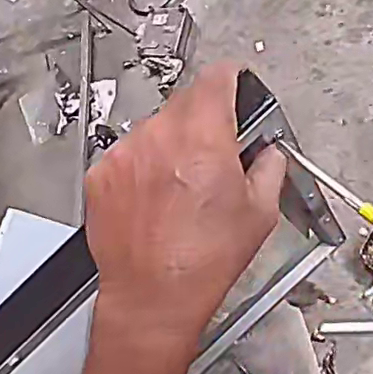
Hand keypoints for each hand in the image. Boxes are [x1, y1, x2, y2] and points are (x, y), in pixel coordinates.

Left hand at [85, 63, 286, 368]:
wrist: (153, 295)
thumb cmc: (202, 262)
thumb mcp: (259, 212)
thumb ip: (269, 167)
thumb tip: (268, 153)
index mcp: (203, 138)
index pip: (216, 78)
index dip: (231, 77)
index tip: (234, 81)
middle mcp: (160, 138)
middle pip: (186, 102)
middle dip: (204, 119)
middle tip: (216, 153)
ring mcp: (126, 154)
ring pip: (156, 127)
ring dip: (173, 143)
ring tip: (183, 187)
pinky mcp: (103, 174)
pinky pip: (130, 152)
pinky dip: (145, 165)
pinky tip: (158, 197)